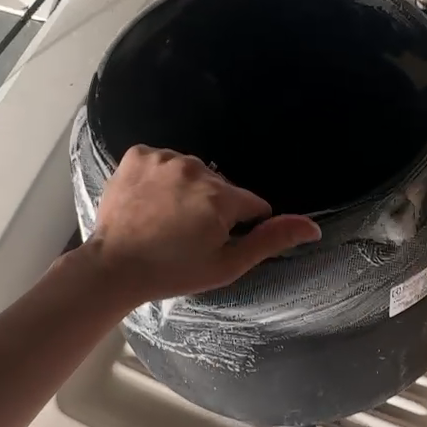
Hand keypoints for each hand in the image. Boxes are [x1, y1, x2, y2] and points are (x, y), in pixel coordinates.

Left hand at [85, 145, 321, 304]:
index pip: (252, 205)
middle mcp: (195, 168)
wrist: (113, 267)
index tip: (216, 242)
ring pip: (193, 172)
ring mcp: (164, 158)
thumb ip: (270, 240)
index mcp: (220, 196)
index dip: (240, 226)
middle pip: (221, 187)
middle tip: (187, 236)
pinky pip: (163, 162)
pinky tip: (151, 203)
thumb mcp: (227, 264)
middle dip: (213, 208)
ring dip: (187, 191)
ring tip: (167, 220)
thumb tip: (313, 226)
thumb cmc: (173, 272)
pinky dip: (161, 179)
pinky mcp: (139, 155)